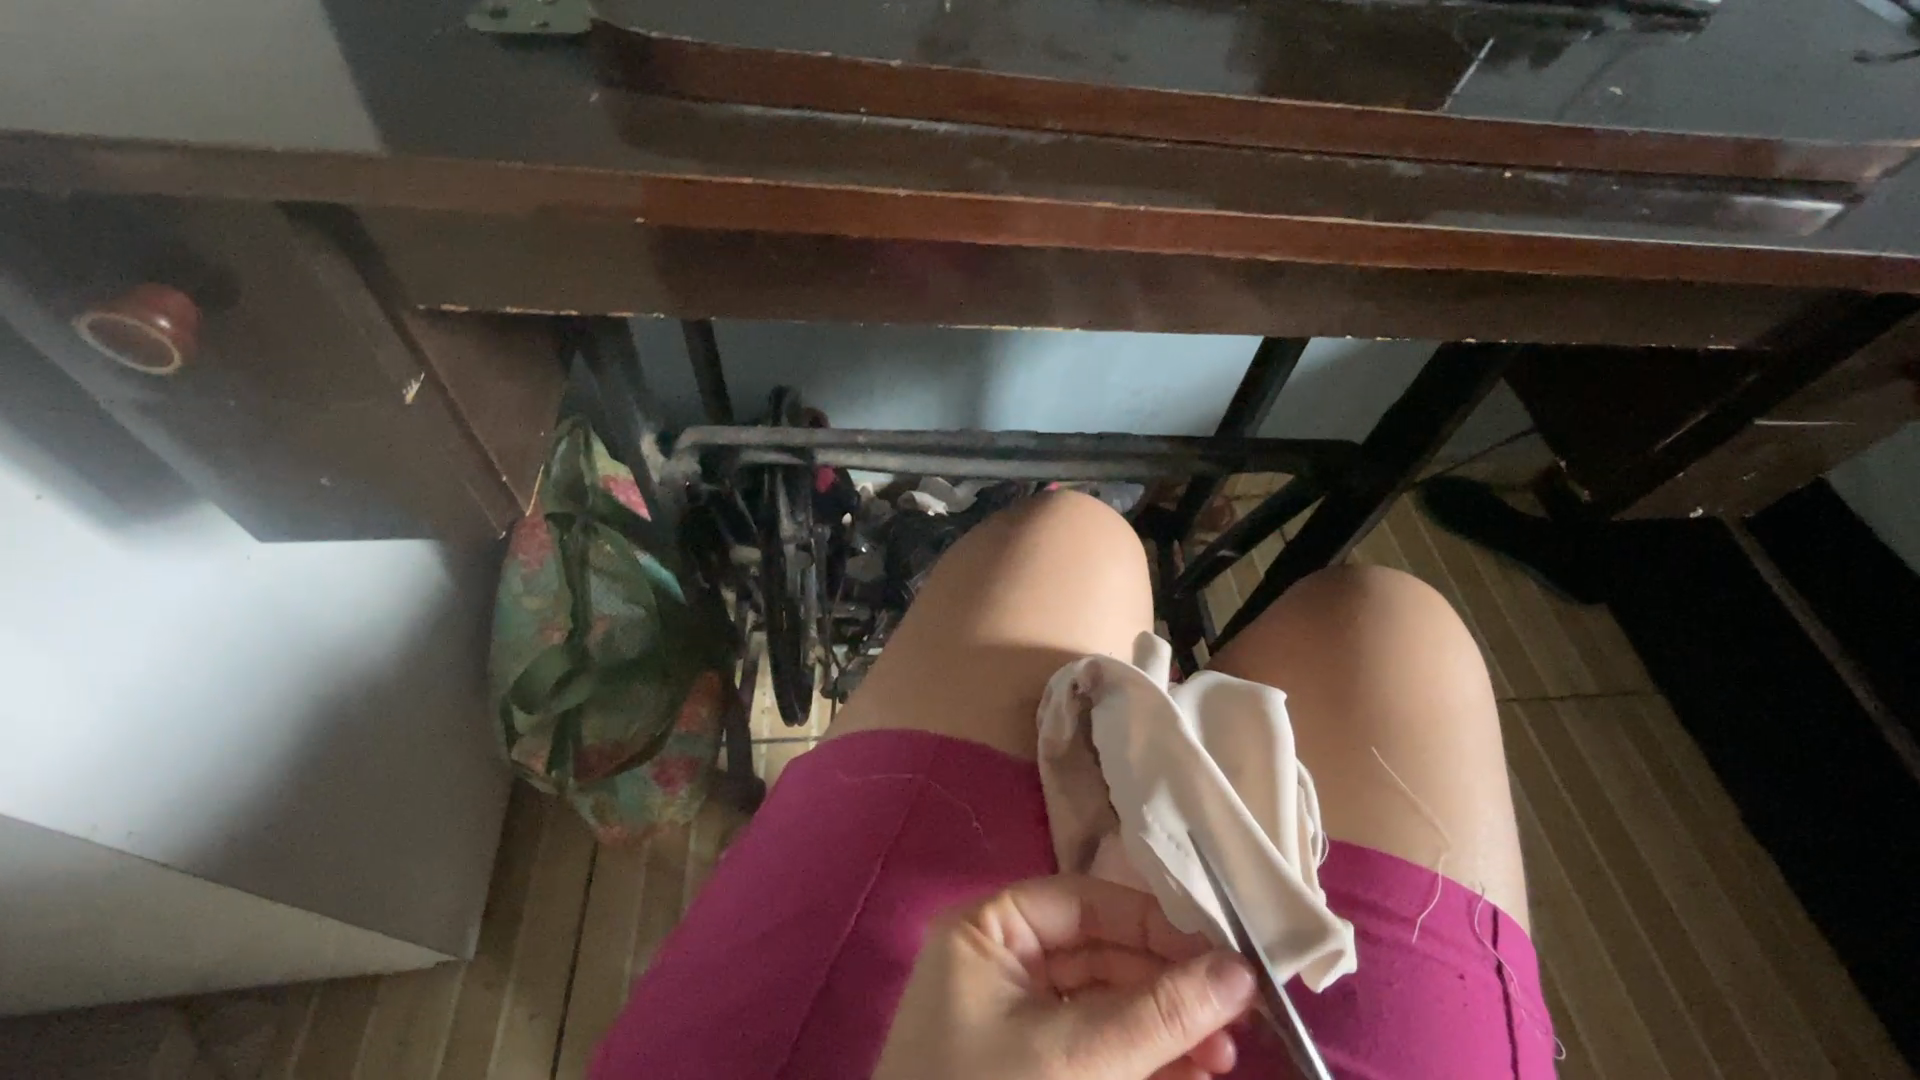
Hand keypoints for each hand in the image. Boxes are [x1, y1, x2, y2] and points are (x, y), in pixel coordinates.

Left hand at [874, 874, 1257, 1079]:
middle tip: (1237, 1012)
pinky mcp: (1034, 1064)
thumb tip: (1240, 969)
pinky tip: (1193, 1072)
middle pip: (1101, 951)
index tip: (1223, 952)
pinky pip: (1098, 1043)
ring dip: (1166, 1024)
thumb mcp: (1077, 1057)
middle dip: (1168, 984)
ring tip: (1225, 1054)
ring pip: (1106, 1001)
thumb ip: (1158, 1013)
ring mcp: (1016, 1015)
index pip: (1083, 902)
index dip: (1154, 921)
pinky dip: (1144, 1056)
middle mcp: (1002, 961)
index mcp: (989, 930)